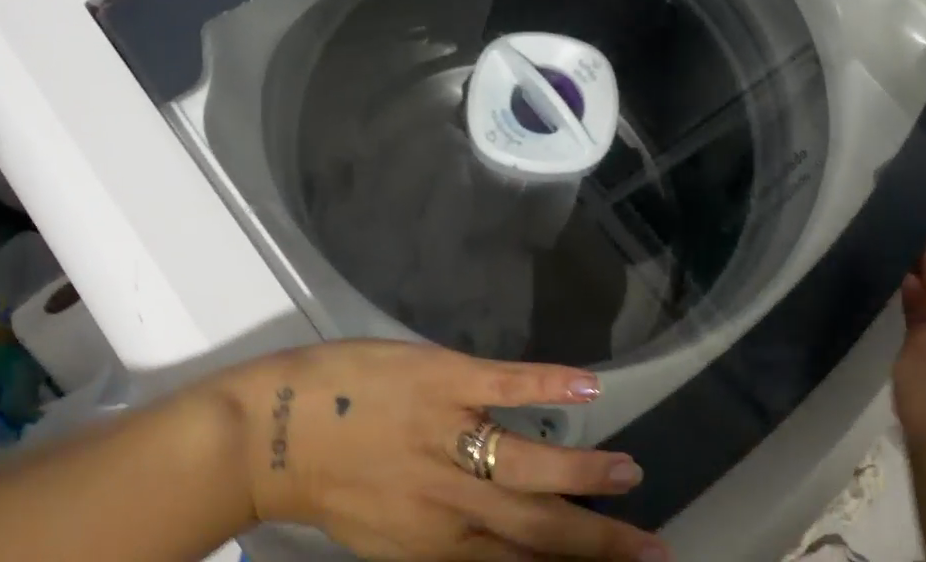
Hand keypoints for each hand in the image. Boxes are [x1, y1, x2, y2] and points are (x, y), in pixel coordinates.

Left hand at [215, 339, 666, 561]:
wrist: (271, 433)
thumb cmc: (329, 482)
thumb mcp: (386, 533)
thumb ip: (442, 537)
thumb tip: (496, 542)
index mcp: (438, 543)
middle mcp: (453, 502)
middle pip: (539, 528)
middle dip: (600, 541)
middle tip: (654, 546)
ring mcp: (451, 436)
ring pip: (531, 462)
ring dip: (586, 471)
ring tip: (631, 472)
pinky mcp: (444, 381)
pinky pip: (505, 384)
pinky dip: (550, 384)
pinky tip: (591, 384)